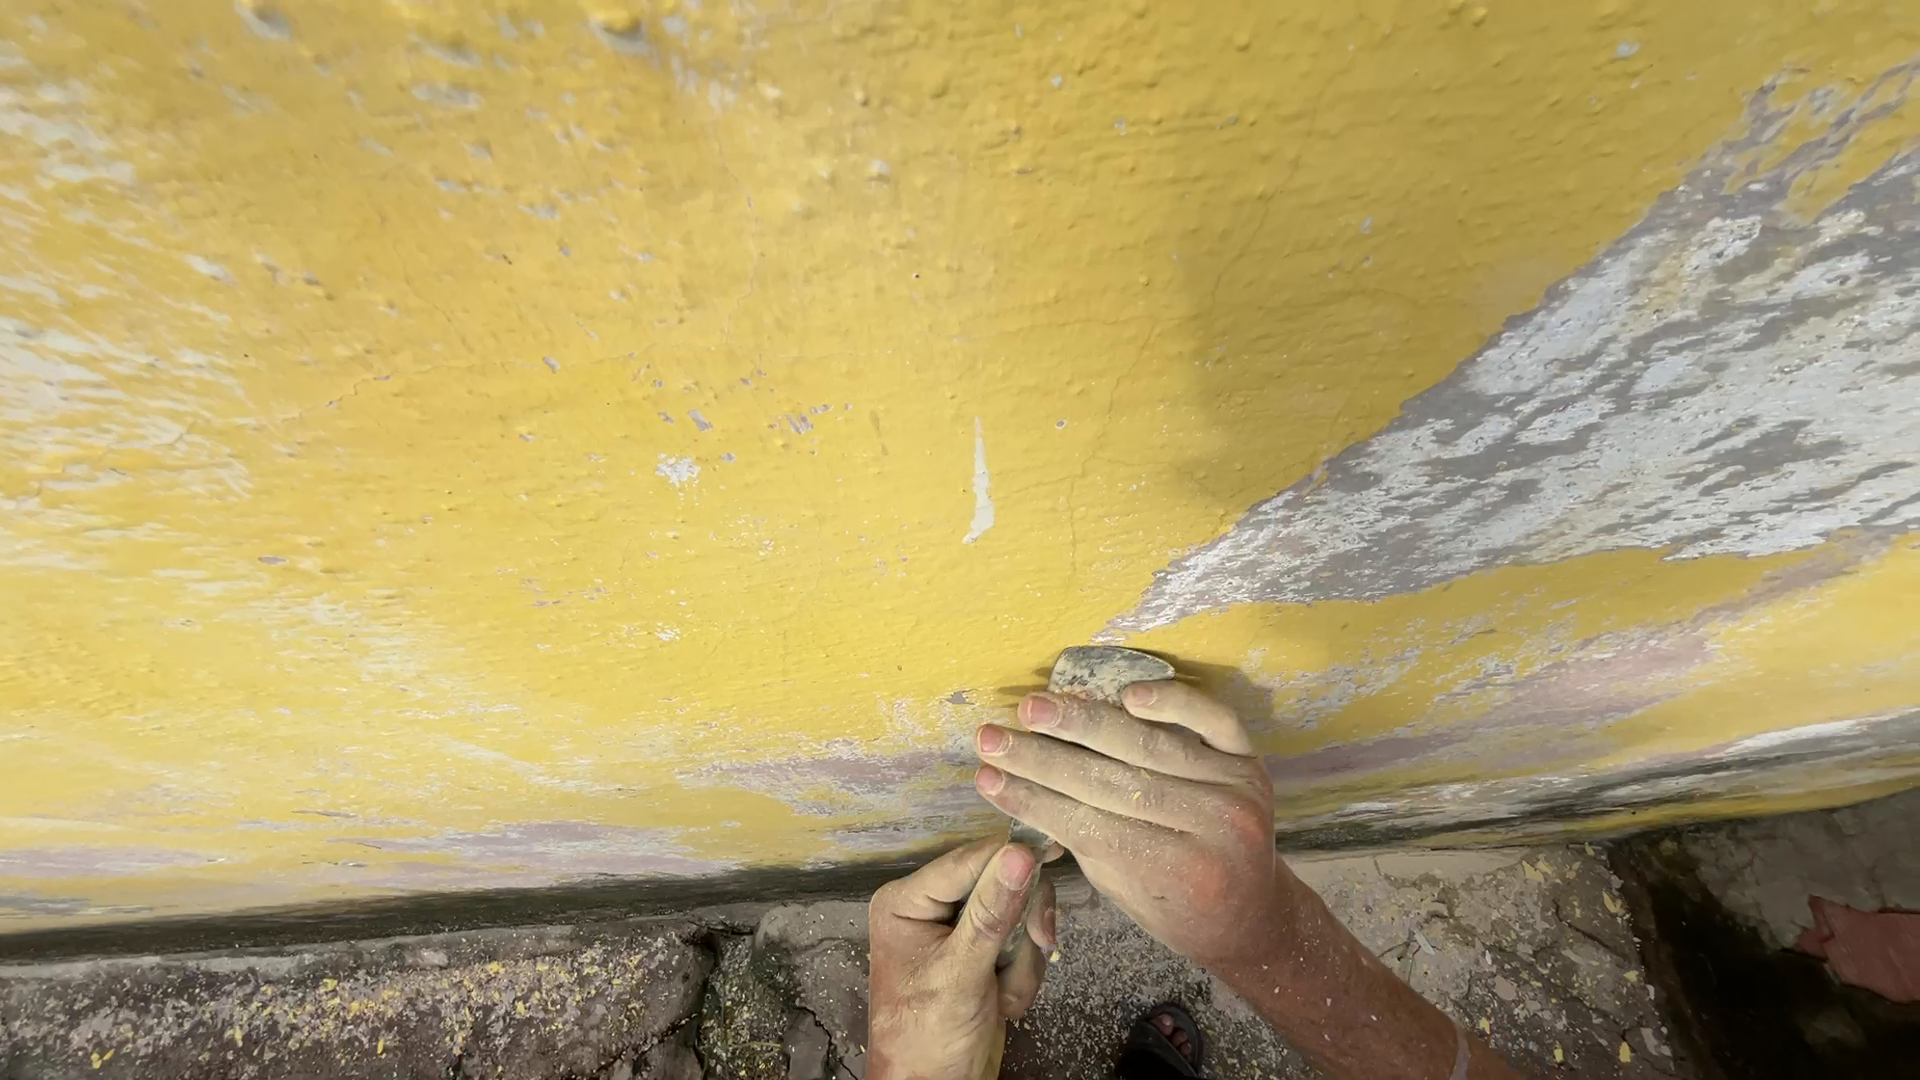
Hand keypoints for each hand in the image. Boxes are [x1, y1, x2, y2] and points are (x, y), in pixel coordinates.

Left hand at [867, 838, 1056, 1079]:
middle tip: (1041, 941)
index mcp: (907, 900)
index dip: (1009, 854)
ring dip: (1021, 958)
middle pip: (997, 881)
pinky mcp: (980, 951)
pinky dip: (1021, 975)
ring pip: (1015, 912)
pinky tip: (1003, 1003)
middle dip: (1020, 923)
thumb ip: (992, 912)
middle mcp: (930, 905)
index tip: (1054, 848)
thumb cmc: (929, 1037)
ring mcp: (957, 929)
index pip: (967, 860)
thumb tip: (1020, 852)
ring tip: (1005, 995)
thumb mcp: (961, 974)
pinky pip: (1019, 941)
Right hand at [973, 681, 1286, 969]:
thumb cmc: (1177, 909)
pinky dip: (1170, 700)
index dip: (1031, 798)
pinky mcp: (1251, 759)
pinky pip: (1212, 718)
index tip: (985, 775)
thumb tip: (1023, 784)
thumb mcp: (1122, 891)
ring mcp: (1235, 788)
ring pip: (1146, 744)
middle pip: (1110, 780)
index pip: (1086, 824)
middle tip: (993, 737)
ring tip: (1032, 707)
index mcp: (1177, 875)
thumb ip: (1083, 837)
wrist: (1254, 915)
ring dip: (1081, 720)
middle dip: (1041, 757)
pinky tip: (1125, 693)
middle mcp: (1211, 828)